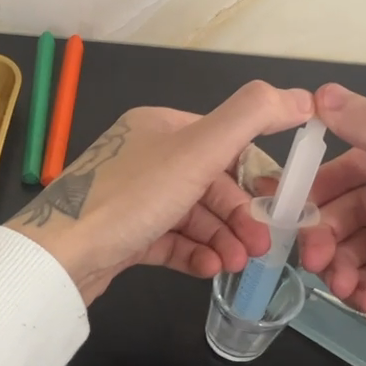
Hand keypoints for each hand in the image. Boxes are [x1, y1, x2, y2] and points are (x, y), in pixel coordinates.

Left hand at [6, 82, 315, 303]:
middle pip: (209, 185)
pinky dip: (193, 254)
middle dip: (240, 216)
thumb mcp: (198, 149)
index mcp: (159, 127)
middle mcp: (144, 157)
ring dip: (221, 239)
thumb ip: (252, 117)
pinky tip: (210, 270)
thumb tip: (304, 95)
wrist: (61, 254)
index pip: (223, 144)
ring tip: (237, 265)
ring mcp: (131, 199)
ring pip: (192, 217)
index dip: (256, 175)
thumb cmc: (131, 196)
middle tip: (262, 247)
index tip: (282, 207)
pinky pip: (169, 242)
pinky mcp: (122, 236)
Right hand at [297, 84, 365, 351]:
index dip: (323, 185)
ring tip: (342, 289)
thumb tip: (321, 93)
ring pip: (360, 246)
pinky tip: (361, 302)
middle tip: (315, 261)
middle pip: (353, 210)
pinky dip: (361, 288)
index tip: (293, 209)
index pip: (358, 164)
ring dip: (341, 265)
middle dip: (327, 234)